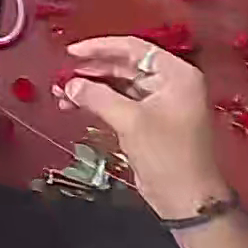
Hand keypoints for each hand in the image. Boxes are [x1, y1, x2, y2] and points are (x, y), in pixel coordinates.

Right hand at [55, 36, 231, 219]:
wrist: (186, 199)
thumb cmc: (166, 154)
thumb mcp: (131, 121)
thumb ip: (98, 97)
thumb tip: (69, 85)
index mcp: (175, 74)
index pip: (134, 48)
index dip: (100, 48)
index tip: (71, 52)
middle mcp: (170, 82)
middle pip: (125, 65)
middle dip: (92, 70)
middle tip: (61, 75)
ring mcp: (160, 102)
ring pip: (119, 84)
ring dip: (91, 87)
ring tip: (61, 93)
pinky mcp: (149, 120)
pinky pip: (120, 102)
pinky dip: (98, 102)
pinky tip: (75, 105)